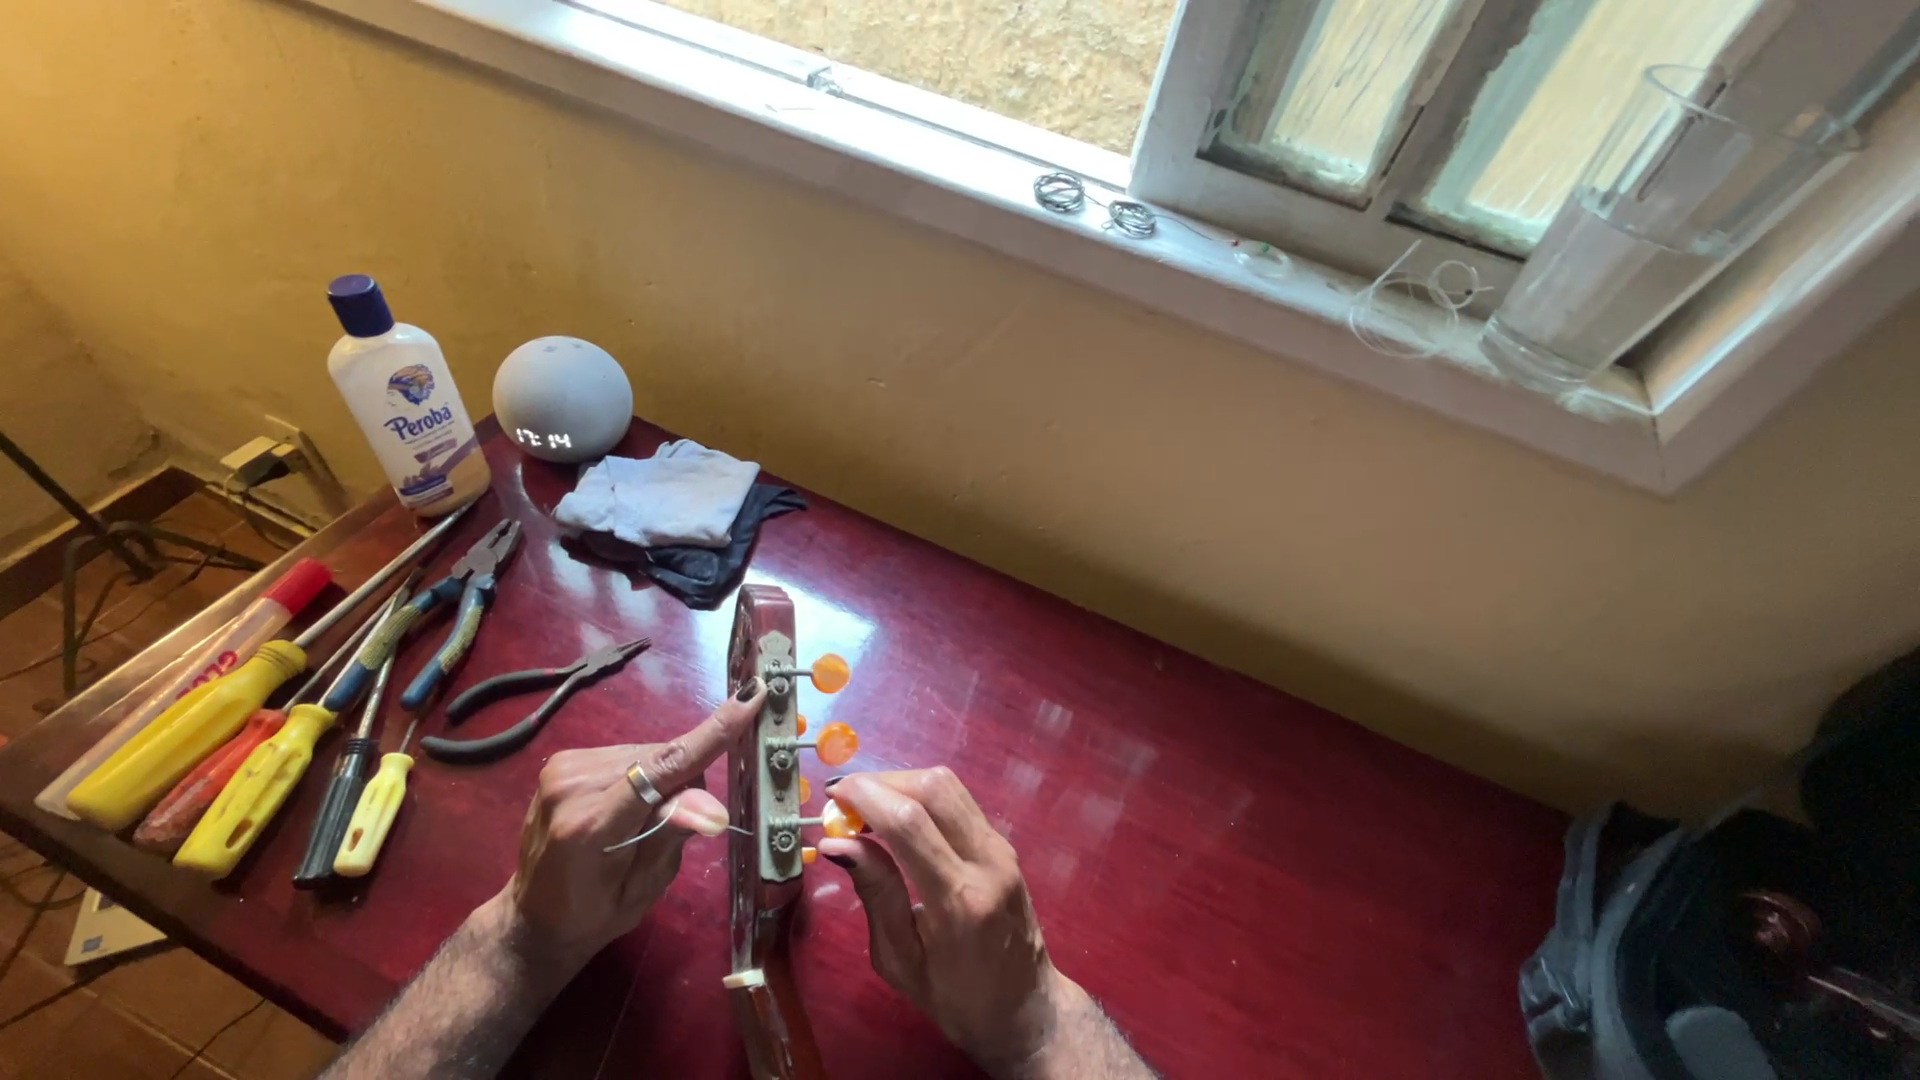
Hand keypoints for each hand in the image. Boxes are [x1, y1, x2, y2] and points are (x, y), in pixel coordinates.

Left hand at [497, 678, 765, 971]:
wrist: (534, 918)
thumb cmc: (596, 913)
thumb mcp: (643, 890)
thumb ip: (671, 838)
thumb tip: (711, 808)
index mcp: (593, 825)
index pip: (663, 769)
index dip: (711, 734)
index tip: (750, 696)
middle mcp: (574, 786)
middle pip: (662, 759)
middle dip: (682, 783)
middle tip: (673, 824)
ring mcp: (564, 768)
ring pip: (648, 753)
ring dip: (661, 779)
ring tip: (640, 820)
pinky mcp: (564, 759)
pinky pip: (629, 754)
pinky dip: (641, 774)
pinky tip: (626, 805)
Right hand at [817, 768, 1075, 1076]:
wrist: (1027, 1008)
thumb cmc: (957, 998)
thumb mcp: (900, 961)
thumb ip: (875, 894)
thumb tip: (835, 842)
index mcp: (959, 899)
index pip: (909, 824)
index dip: (866, 797)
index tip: (832, 797)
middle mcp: (987, 860)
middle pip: (932, 788)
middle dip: (881, 782)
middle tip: (845, 802)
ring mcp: (1001, 846)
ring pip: (948, 784)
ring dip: (901, 782)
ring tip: (866, 807)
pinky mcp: (1003, 842)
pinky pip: (958, 799)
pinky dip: (921, 794)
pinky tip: (897, 815)